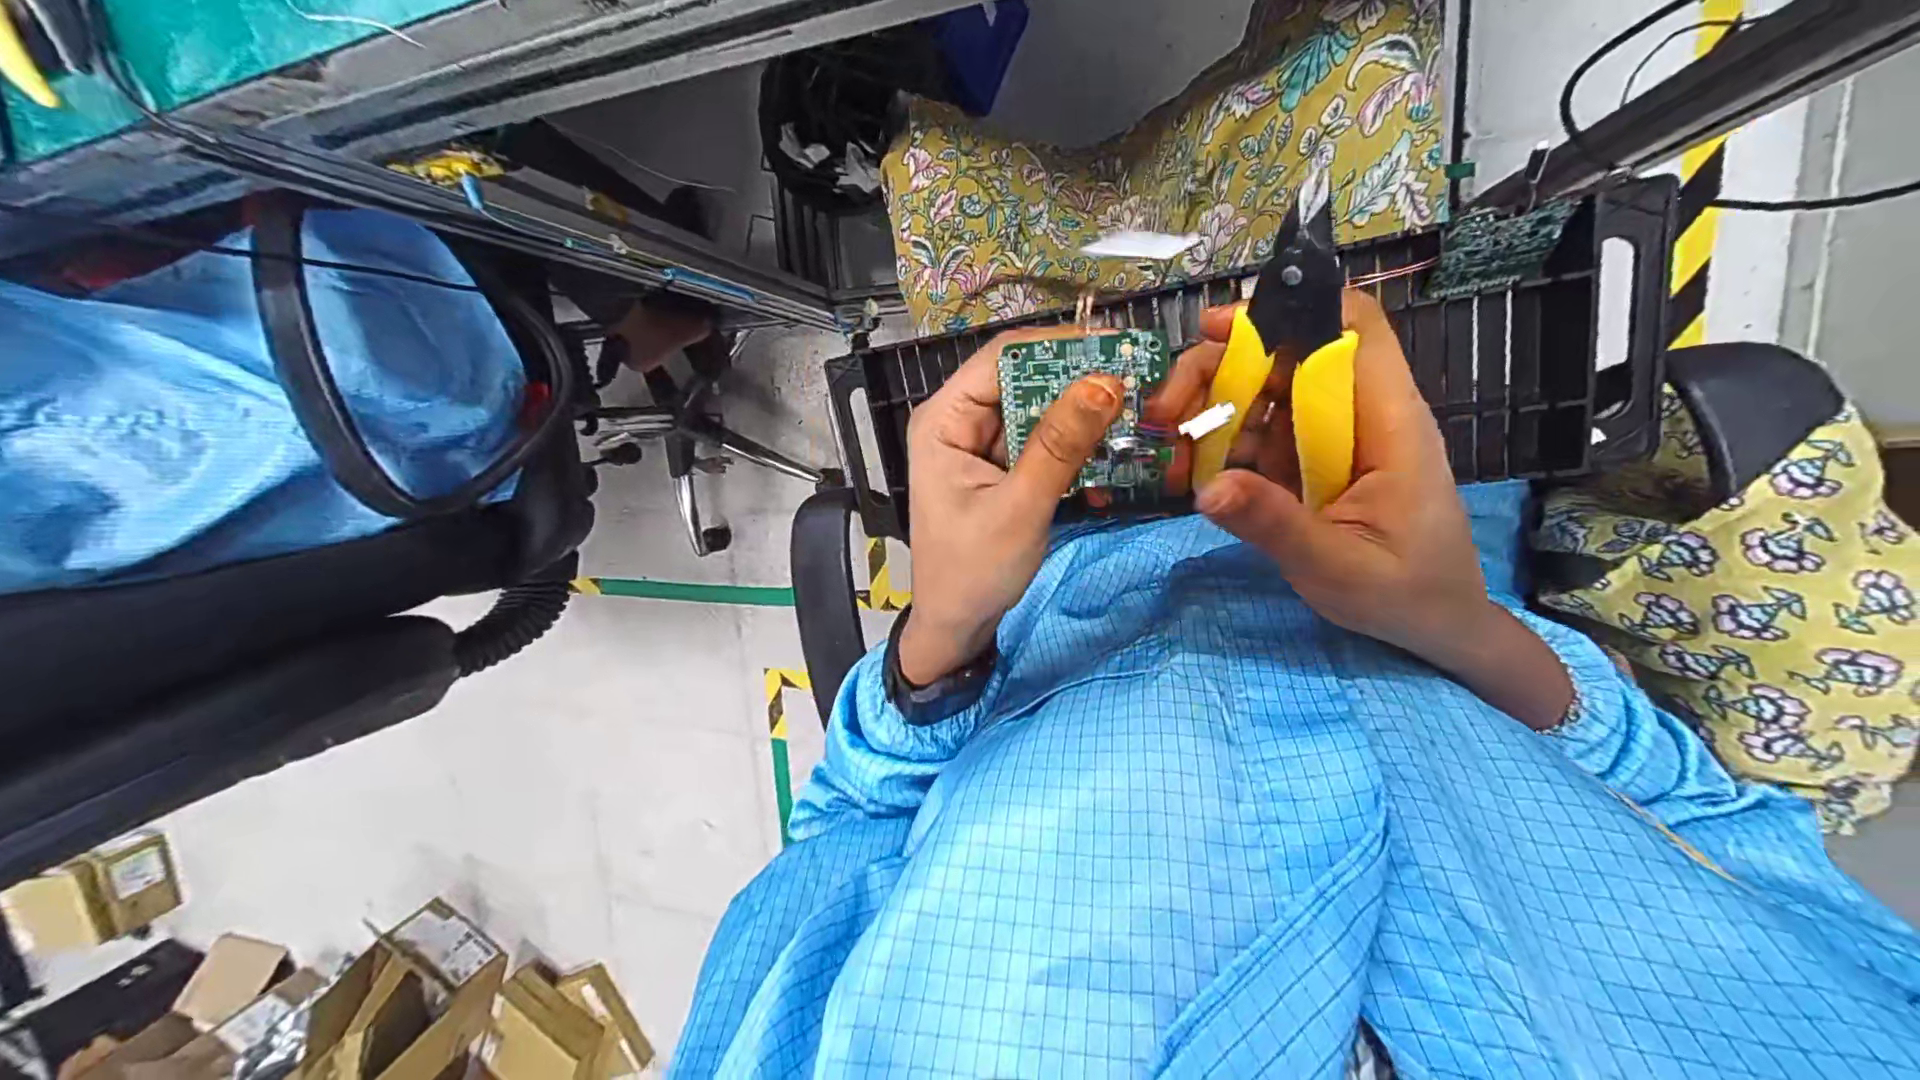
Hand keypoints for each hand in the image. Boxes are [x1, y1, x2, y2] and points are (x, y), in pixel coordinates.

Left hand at [898, 328, 1124, 685]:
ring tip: (1133, 420)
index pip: (1002, 357)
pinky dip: (1073, 448)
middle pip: (1024, 380)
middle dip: (1078, 384)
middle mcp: (959, 422)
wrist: (957, 626)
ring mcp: (980, 446)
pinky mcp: (1001, 468)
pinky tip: (1107, 459)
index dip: (1058, 347)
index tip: (1116, 349)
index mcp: (944, 420)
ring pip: (1038, 410)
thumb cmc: (973, 572)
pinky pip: (1042, 443)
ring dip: (1082, 418)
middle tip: (1138, 386)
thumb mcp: (1020, 508)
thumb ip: (1059, 444)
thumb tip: (1104, 382)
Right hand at [1150, 292, 1572, 727]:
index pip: (1352, 330)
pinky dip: (1216, 451)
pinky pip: (1255, 438)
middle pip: (1284, 358)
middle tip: (1164, 417)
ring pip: (1261, 396)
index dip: (1288, 309)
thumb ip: (1274, 525)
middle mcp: (1354, 417)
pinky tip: (1189, 482)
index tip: (1214, 330)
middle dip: (1216, 373)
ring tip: (1170, 462)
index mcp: (1385, 423)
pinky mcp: (1307, 464)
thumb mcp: (1336, 567)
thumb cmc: (1404, 593)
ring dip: (1207, 416)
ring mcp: (1328, 440)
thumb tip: (1207, 488)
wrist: (1433, 624)